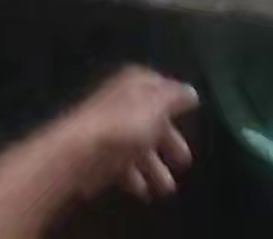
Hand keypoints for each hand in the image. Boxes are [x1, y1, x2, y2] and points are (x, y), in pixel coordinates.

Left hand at [49, 66, 198, 200]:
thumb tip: (192, 92)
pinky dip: (134, 176)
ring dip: (154, 166)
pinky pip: (122, 163)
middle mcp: (123, 99)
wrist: (80, 151)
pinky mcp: (99, 153)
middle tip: (184, 161)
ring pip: (138, 145)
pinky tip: (144, 191)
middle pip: (152, 119)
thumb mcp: (159, 105)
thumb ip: (177, 97)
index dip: (177, 100)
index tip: (190, 115)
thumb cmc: (125, 122)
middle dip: (168, 140)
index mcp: (137, 82)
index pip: (162, 86)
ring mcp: (110, 127)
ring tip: (167, 188)